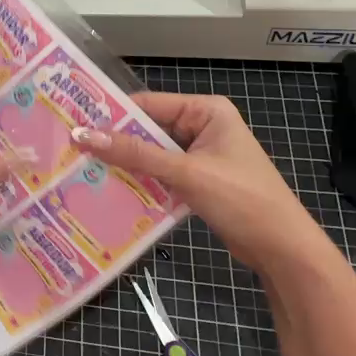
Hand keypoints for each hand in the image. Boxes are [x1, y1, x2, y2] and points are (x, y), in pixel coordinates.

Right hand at [72, 93, 333, 274]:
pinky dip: (140, 182)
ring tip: (82, 170)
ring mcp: (201, 156)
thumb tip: (83, 135)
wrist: (284, 250)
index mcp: (206, 111)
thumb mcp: (185, 173)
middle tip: (72, 150)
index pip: (148, 104)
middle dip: (115, 142)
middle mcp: (202, 126)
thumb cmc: (242, 200)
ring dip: (125, 165)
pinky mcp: (198, 181)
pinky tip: (111, 190)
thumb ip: (134, 153)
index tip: (74, 124)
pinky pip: (160, 174)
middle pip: (148, 129)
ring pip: (151, 154)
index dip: (112, 115)